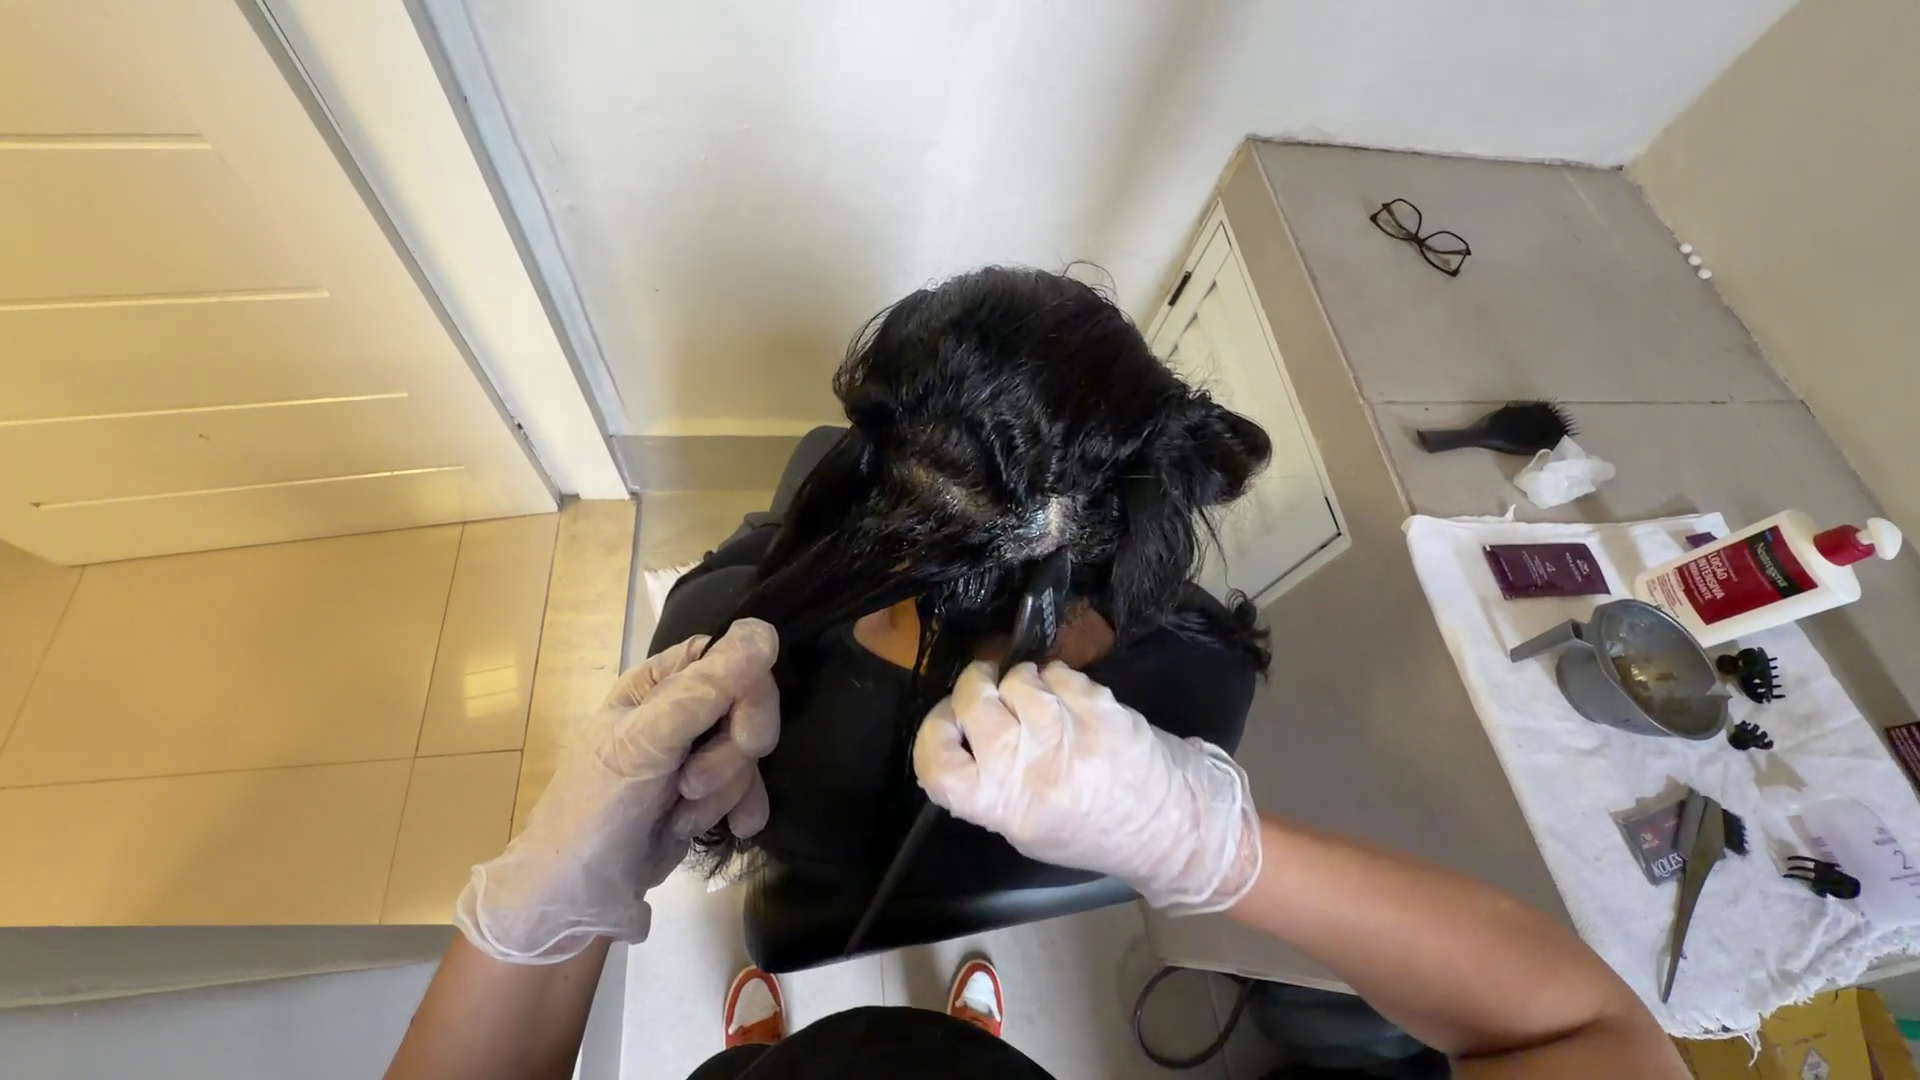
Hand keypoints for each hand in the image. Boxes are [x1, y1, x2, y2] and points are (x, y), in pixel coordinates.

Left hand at [454, 619, 778, 962]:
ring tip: (682, 815)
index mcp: (658, 683)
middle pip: (748, 703)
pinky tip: (727, 829)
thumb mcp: (646, 742)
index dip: (744, 685)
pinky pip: (752, 784)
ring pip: (750, 749)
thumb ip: (705, 689)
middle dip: (730, 751)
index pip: (727, 656)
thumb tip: (764, 633)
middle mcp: (682, 709)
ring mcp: (698, 751)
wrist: (581, 898)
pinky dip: (741, 808)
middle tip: (694, 781)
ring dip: (723, 790)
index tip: (738, 723)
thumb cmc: (596, 808)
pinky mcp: (711, 791)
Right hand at [914, 660, 1259, 912]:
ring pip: (1018, 678)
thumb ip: (987, 784)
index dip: (932, 732)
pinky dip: (1057, 677)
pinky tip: (1069, 696)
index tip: (947, 721)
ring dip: (1021, 679)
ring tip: (1035, 694)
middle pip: (973, 701)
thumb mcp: (1025, 829)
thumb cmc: (1090, 832)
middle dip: (975, 684)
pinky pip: (1059, 672)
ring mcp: (1068, 734)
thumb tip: (959, 727)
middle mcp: (1031, 768)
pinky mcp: (1101, 708)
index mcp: (1005, 807)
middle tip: (987, 687)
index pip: (938, 763)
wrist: (1168, 828)